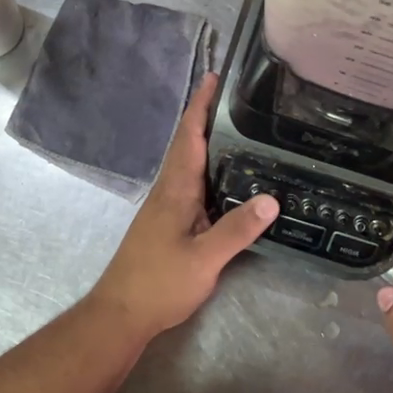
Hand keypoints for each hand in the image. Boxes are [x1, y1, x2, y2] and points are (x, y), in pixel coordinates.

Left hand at [85, 74, 279, 338]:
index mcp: (174, 190)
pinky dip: (208, 171)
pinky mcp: (167, 225)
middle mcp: (168, 192)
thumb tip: (272, 198)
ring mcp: (165, 209)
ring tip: (238, 131)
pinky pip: (191, 186)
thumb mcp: (205, 258)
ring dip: (208, 144)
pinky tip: (225, 182)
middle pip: (188, 146)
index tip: (213, 78)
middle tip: (238, 99)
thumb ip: (237, 229)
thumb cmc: (159, 282)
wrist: (120, 314)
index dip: (200, 107)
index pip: (189, 138)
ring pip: (189, 166)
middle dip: (207, 118)